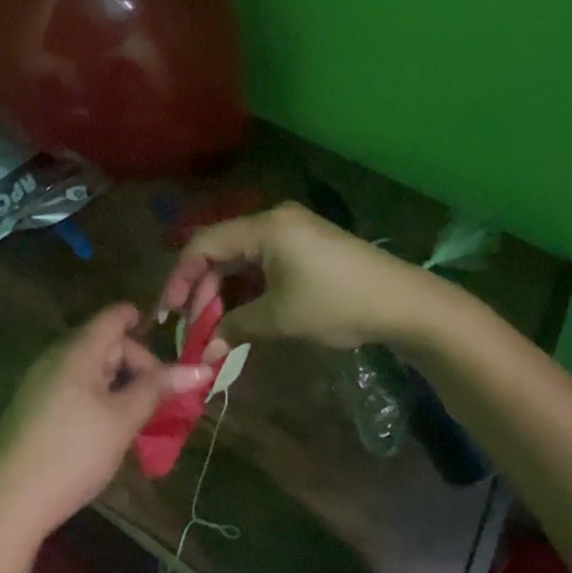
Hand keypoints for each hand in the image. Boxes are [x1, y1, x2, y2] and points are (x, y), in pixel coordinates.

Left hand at [0, 304, 213, 541]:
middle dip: (138, 365)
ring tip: (139, 420)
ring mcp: (40, 384)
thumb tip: (201, 368)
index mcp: (78, 351)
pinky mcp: (32, 409)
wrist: (7, 502)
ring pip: (91, 370)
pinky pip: (73, 388)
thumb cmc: (73, 452)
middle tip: (162, 400)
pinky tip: (107, 432)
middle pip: (105, 344)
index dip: (143, 321)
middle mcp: (56, 358)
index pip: (114, 317)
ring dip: (120, 386)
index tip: (172, 345)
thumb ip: (158, 389)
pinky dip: (98, 399)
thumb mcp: (123, 420)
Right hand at [158, 202, 449, 348]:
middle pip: (222, 250)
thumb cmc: (336, 304)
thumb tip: (206, 351)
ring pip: (243, 260)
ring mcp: (294, 232)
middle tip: (195, 329)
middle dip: (204, 290)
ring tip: (218, 329)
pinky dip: (250, 289)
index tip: (169, 313)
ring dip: (226, 293)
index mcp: (265, 227)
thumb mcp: (280, 319)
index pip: (204, 244)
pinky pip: (264, 264)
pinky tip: (244, 316)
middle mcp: (275, 221)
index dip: (181, 278)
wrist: (403, 303)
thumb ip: (236, 328)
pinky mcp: (307, 247)